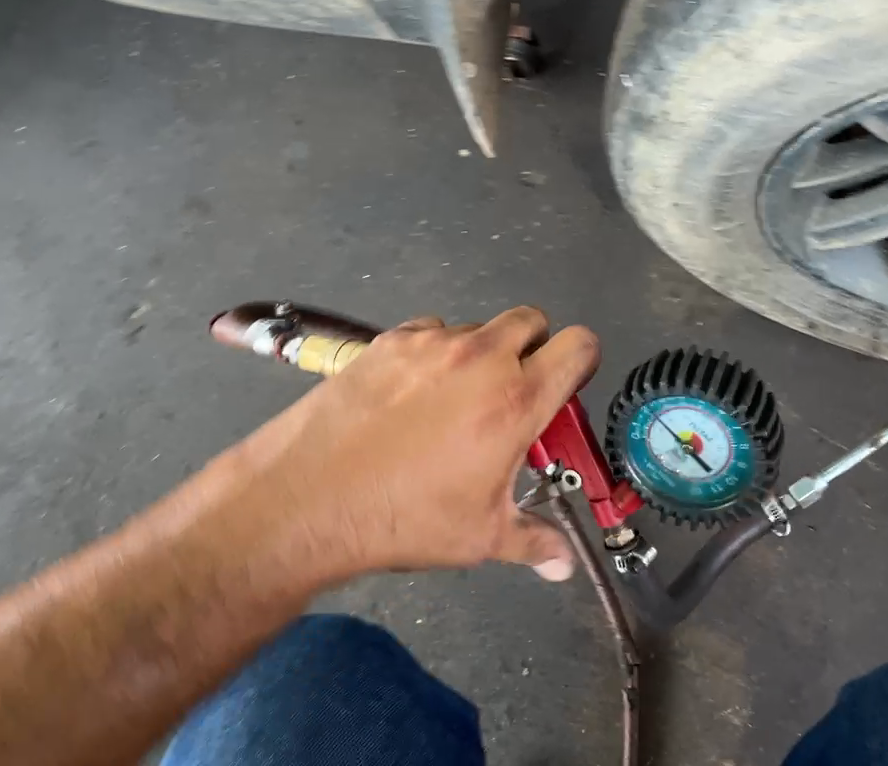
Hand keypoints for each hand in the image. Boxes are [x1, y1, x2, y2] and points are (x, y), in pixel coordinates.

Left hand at [213, 307, 598, 586]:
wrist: (307, 499)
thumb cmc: (405, 519)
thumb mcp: (480, 537)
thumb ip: (534, 541)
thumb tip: (563, 566)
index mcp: (516, 399)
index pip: (579, 345)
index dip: (581, 360)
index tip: (564, 386)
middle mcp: (481, 358)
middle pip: (532, 320)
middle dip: (532, 347)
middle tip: (510, 391)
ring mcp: (432, 343)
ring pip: (478, 327)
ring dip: (479, 353)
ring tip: (451, 400)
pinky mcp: (389, 340)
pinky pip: (430, 331)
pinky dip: (433, 352)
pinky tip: (410, 393)